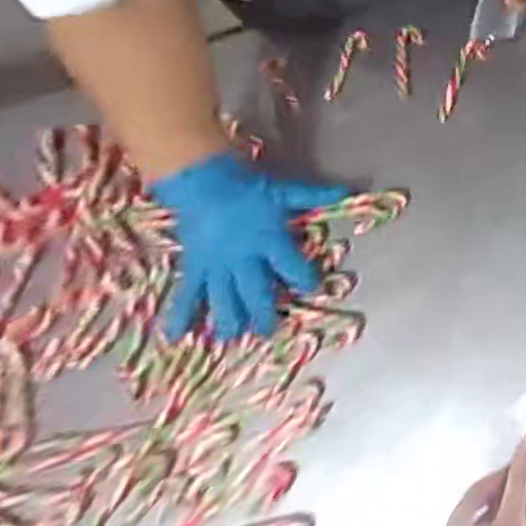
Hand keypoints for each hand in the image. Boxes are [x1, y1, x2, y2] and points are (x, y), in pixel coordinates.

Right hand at [152, 153, 347, 341]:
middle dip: (263, 312)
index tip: (314, 289)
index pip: (292, 265)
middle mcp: (244, 258)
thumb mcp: (288, 192)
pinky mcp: (193, 267)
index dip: (304, 278)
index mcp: (270, 241)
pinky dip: (179, 314)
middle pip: (256, 290)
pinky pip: (186, 293)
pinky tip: (175, 336)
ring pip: (222, 298)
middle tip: (269, 332)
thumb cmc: (251, 190)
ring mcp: (216, 265)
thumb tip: (350, 192)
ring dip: (227, 319)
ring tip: (231, 340)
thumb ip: (318, 196)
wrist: (205, 185)